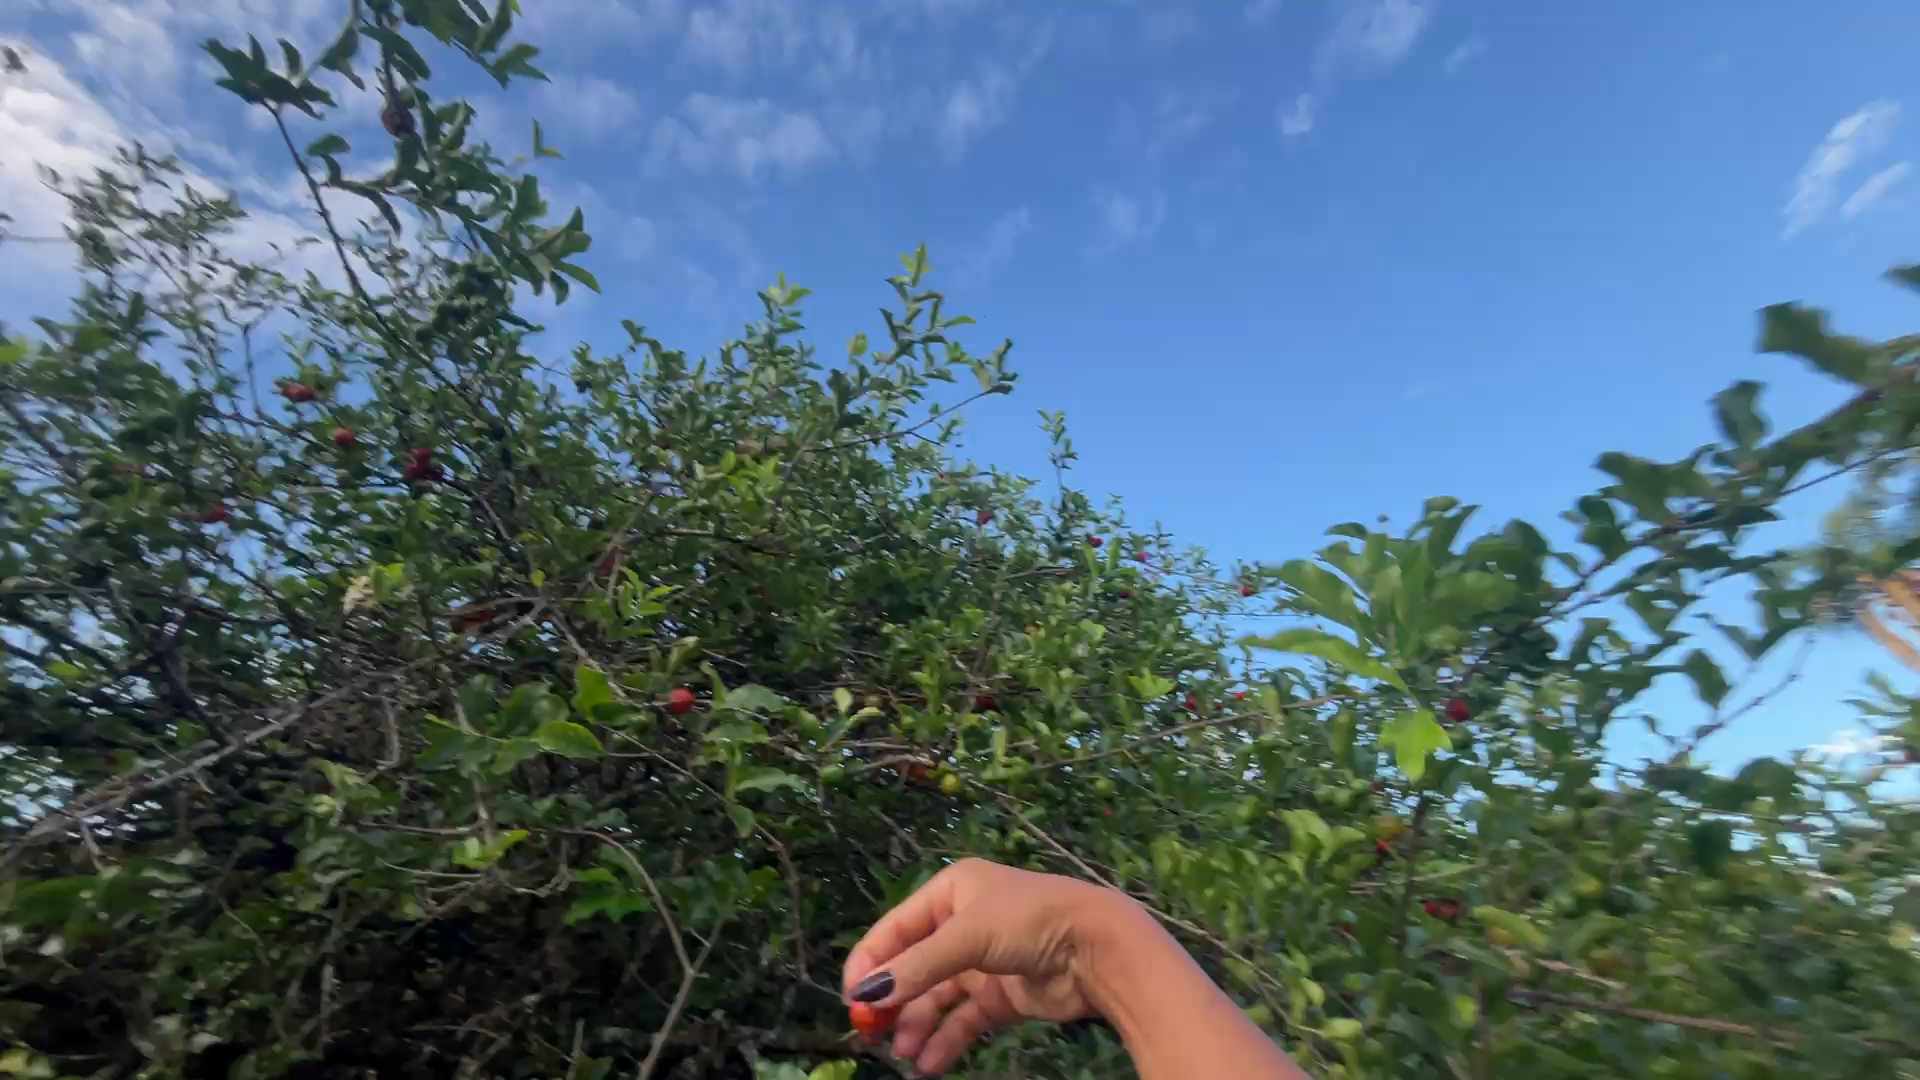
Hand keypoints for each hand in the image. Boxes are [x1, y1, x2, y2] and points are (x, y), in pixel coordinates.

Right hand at [841, 857, 1137, 1074]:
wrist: (1095, 948)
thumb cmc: (1027, 920)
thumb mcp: (968, 936)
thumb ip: (918, 967)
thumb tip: (867, 993)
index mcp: (951, 891)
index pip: (897, 927)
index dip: (872, 961)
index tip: (851, 998)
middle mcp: (962, 922)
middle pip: (914, 964)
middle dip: (894, 998)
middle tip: (872, 1034)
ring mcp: (983, 960)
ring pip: (936, 996)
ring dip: (917, 1024)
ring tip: (904, 1053)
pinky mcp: (1001, 994)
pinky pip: (963, 1019)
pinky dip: (945, 1040)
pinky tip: (929, 1065)